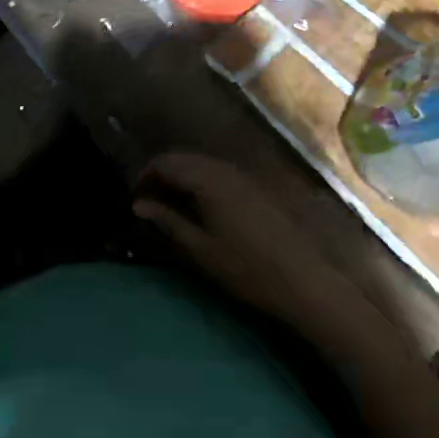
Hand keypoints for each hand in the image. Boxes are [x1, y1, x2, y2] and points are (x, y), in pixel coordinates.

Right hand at [134, 152, 351, 327]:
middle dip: (161, 172)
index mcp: (208, 179)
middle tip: (147, 200)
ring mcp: (242, 175)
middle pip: (183, 157)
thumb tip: (138, 205)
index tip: (134, 197)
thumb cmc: (246, 268)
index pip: (166, 162)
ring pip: (201, 163)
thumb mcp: (200, 249)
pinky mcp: (254, 186)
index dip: (145, 175)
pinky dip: (199, 180)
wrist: (303, 280)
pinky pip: (217, 171)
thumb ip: (168, 221)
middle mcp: (224, 168)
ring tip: (168, 204)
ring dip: (180, 175)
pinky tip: (198, 205)